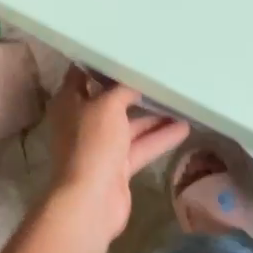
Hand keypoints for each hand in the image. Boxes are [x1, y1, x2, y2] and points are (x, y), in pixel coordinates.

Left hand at [44, 68, 190, 241]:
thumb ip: (123, 89)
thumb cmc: (93, 142)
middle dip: (132, 90)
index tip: (122, 51)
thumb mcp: (108, 105)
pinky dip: (158, 138)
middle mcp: (82, 121)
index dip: (100, 63)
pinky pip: (139, 147)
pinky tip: (183, 127)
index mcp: (68, 102)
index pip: (81, 74)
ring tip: (177, 99)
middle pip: (109, 100)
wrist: (91, 201)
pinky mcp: (117, 167)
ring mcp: (100, 146)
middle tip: (156, 74)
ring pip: (128, 125)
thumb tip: (134, 82)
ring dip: (152, 115)